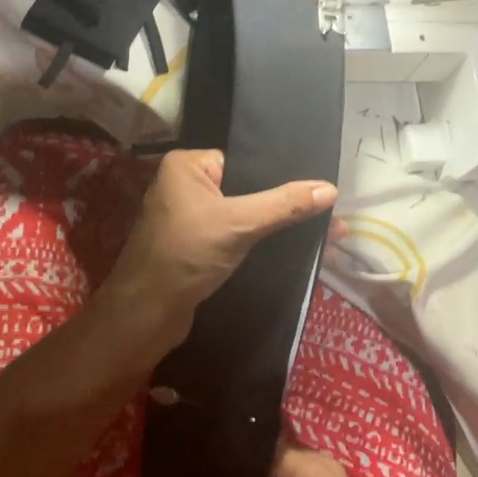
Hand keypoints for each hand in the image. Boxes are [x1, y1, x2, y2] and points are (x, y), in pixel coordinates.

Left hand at [102, 149, 336, 332]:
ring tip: (319, 231)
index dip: (279, 175)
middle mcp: (185, 186)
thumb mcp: (239, 224)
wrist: (145, 316)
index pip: (244, 160)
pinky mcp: (195, 246)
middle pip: (246, 187)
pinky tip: (290, 248)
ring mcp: (188, 218)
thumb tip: (332, 189)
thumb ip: (284, 205)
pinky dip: (258, 242)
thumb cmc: (184, 257)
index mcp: (186, 165)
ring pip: (243, 214)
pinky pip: (234, 235)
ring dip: (273, 225)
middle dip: (283, 202)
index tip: (318, 186)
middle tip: (327, 211)